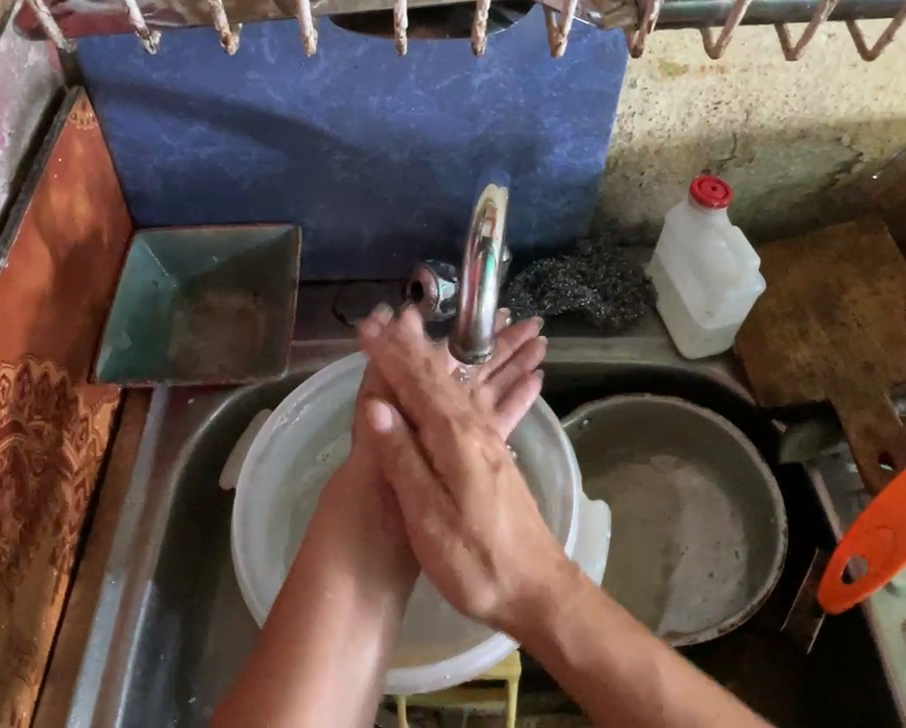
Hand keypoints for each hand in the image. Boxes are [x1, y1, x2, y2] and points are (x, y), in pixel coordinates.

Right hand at [340, 308, 546, 547]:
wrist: (538, 590)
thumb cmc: (477, 563)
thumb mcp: (428, 518)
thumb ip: (404, 459)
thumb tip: (378, 406)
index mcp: (453, 438)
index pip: (415, 383)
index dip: (389, 354)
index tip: (366, 327)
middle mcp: (474, 429)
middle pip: (439, 375)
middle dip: (411, 345)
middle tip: (389, 315)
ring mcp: (489, 440)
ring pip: (461, 384)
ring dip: (441, 354)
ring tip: (428, 329)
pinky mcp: (497, 455)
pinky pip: (478, 401)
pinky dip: (471, 379)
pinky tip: (487, 373)